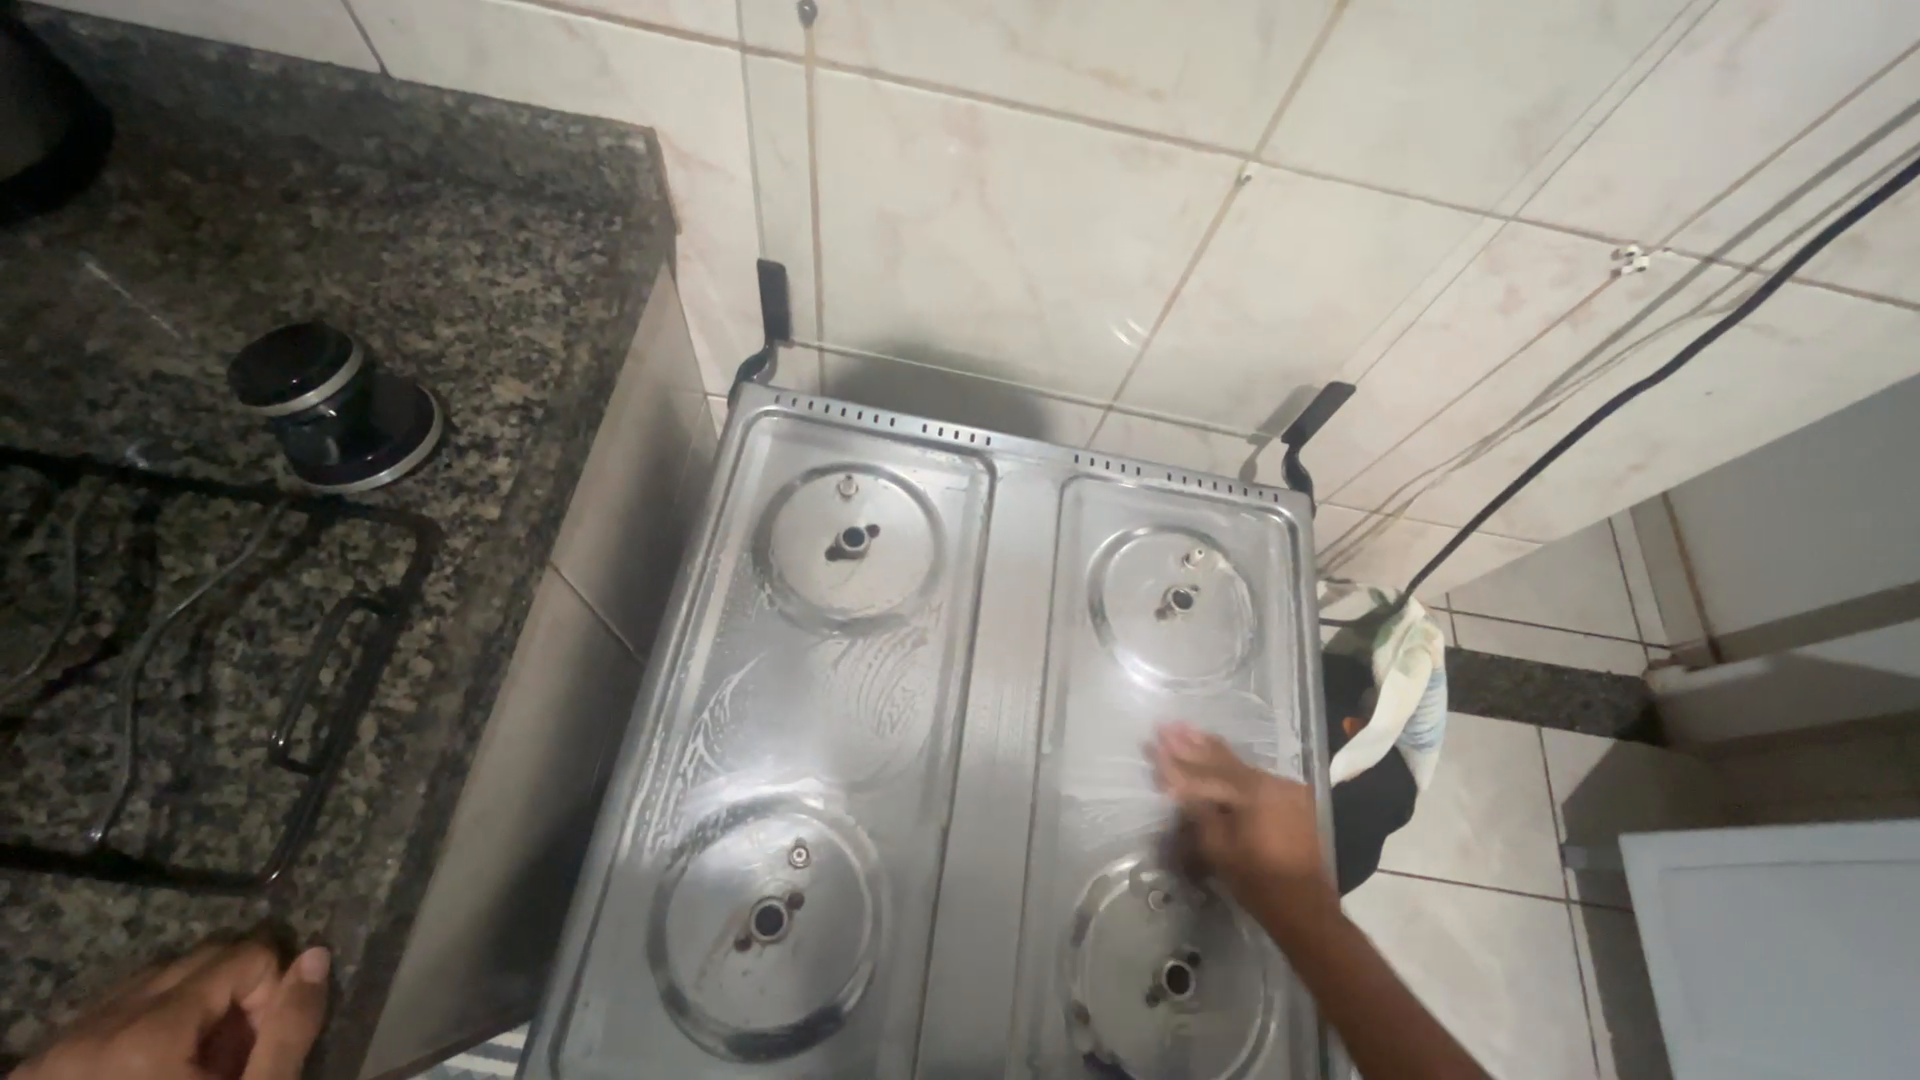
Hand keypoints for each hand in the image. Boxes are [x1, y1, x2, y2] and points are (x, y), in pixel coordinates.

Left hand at [15, 941, 329, 1079]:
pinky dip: (143, 1026)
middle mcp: (90, 1031)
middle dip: (232, 992)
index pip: (243, 957)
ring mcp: (48, 1056)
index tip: (259, 1047)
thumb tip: (315, 955)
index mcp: (148, 1036)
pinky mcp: (31, 1073)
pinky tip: (152, 1074)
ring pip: (149, 983)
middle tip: (234, 1053)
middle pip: (195, 961)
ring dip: (189, 1006)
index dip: (269, 993)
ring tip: (194, 1067)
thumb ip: (291, 1027)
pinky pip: (107, 1014)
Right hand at [1151, 722, 1334, 909]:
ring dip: (1207, 748)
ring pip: (1236, 763)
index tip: (1151, 746)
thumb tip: (1177, 785)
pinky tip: (1211, 749)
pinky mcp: (1288, 797)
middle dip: (1189, 744)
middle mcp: (1269, 779)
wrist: (1304, 907)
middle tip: (1164, 726)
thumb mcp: (1218, 847)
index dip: (1174, 763)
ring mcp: (1282, 786)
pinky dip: (1226, 763)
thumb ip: (1197, 809)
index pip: (1203, 772)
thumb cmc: (1256, 881)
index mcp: (1252, 790)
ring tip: (1183, 728)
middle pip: (1221, 759)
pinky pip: (1249, 773)